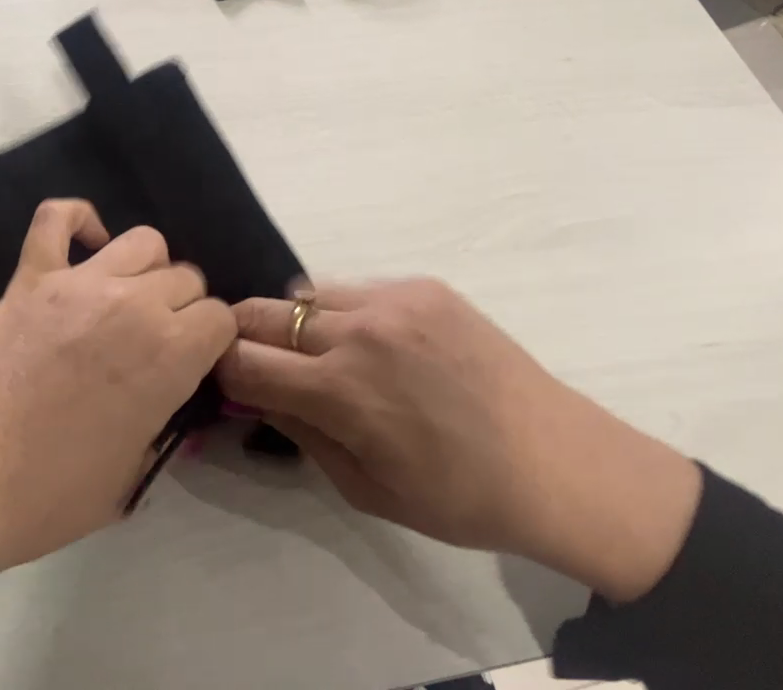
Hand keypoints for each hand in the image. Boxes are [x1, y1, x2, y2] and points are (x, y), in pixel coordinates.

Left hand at [0, 200, 236, 571]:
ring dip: (146, 269)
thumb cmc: (47, 495)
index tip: (191, 366)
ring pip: (143, 240)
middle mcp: (135, 305)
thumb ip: (157, 426)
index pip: (221, 319)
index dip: (210, 343)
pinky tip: (83, 245)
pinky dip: (76, 220)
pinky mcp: (30, 276)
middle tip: (155, 344)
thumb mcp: (128, 479)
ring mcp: (79, 283)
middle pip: (186, 276)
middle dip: (182, 309)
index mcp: (171, 356)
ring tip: (125, 301)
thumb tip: (161, 402)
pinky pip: (56, 218)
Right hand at [215, 278, 701, 602]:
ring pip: (305, 294)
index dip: (222, 372)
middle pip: (260, 313)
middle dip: (242, 337)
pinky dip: (344, 313)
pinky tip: (375, 344)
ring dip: (296, 323)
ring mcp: (393, 299)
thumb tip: (254, 394)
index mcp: (338, 391)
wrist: (559, 462)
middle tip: (256, 363)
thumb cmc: (458, 496)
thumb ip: (298, 432)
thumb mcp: (363, 487)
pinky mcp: (423, 285)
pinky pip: (355, 289)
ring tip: (322, 355)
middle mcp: (357, 331)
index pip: (241, 361)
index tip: (225, 383)